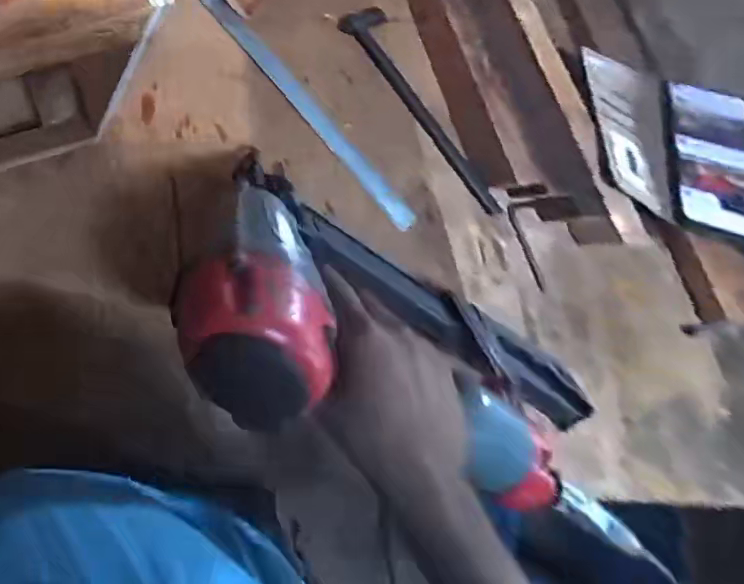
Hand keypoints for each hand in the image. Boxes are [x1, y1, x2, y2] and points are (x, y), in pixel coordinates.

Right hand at [316, 266, 469, 495]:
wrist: (427, 476)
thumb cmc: (367, 435)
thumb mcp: (324, 399)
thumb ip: (311, 362)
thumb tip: (296, 338)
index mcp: (365, 332)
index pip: (340, 288)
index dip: (323, 275)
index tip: (309, 267)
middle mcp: (397, 330)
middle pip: (368, 299)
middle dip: (348, 297)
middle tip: (329, 304)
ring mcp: (426, 348)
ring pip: (393, 321)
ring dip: (375, 321)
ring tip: (362, 335)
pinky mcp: (447, 368)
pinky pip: (417, 344)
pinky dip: (401, 344)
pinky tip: (396, 361)